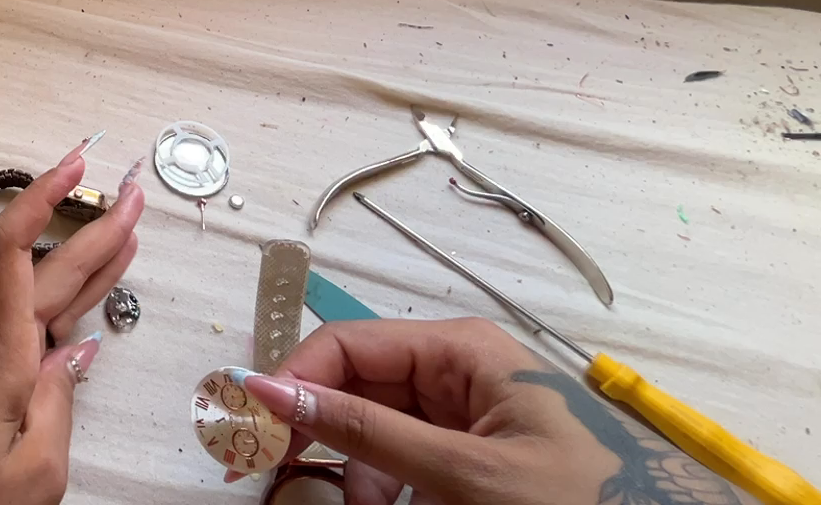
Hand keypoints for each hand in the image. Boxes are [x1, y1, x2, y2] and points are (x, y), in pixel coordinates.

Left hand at [0, 142, 145, 504]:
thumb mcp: (33, 471)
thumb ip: (61, 404)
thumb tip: (75, 351)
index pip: (15, 250)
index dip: (42, 198)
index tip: (75, 168)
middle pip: (46, 266)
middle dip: (92, 227)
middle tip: (131, 194)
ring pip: (44, 289)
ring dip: (86, 256)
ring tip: (122, 223)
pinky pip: (34, 315)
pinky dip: (69, 294)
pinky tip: (90, 283)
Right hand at [238, 318, 738, 504]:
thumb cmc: (578, 504)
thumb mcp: (465, 474)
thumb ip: (361, 429)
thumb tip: (260, 387)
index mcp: (456, 348)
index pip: (346, 344)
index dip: (296, 379)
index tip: (256, 423)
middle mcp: (454, 368)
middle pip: (356, 384)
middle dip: (319, 428)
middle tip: (274, 464)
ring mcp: (464, 412)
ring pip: (374, 424)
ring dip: (350, 467)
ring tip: (337, 501)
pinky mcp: (473, 452)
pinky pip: (404, 456)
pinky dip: (382, 485)